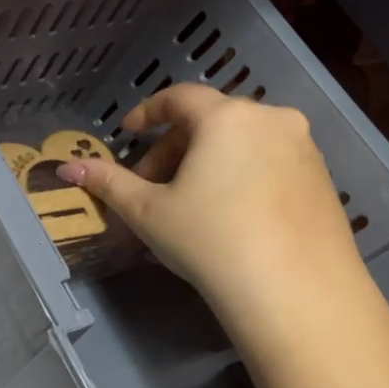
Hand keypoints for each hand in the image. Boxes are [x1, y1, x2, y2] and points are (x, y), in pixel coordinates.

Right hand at [58, 83, 363, 324]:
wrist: (294, 289)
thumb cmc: (209, 239)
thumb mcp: (146, 212)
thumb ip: (108, 183)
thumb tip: (66, 168)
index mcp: (225, 117)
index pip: (178, 97)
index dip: (146, 112)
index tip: (127, 133)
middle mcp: (271, 120)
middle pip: (210, 120)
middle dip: (173, 147)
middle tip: (149, 185)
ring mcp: (303, 147)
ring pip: (241, 141)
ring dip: (206, 162)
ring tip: (186, 203)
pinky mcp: (322, 177)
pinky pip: (267, 161)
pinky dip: (238, 174)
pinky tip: (225, 216)